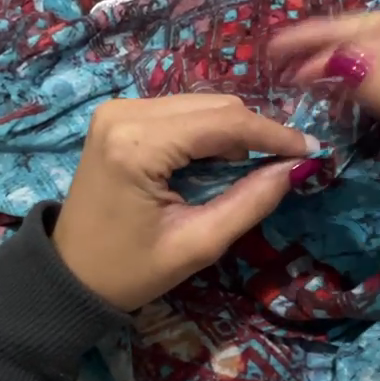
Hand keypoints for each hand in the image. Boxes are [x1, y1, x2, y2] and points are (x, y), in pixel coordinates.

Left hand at [54, 94, 316, 309]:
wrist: (67, 275)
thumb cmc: (128, 270)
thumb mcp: (196, 244)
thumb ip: (249, 202)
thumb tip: (296, 168)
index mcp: (138, 144)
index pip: (223, 123)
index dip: (273, 134)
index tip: (312, 150)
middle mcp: (124, 113)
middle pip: (213, 106)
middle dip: (254, 132)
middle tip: (287, 163)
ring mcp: (117, 110)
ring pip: (198, 105)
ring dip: (231, 132)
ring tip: (253, 167)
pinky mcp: (116, 117)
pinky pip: (178, 112)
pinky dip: (206, 132)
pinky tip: (218, 161)